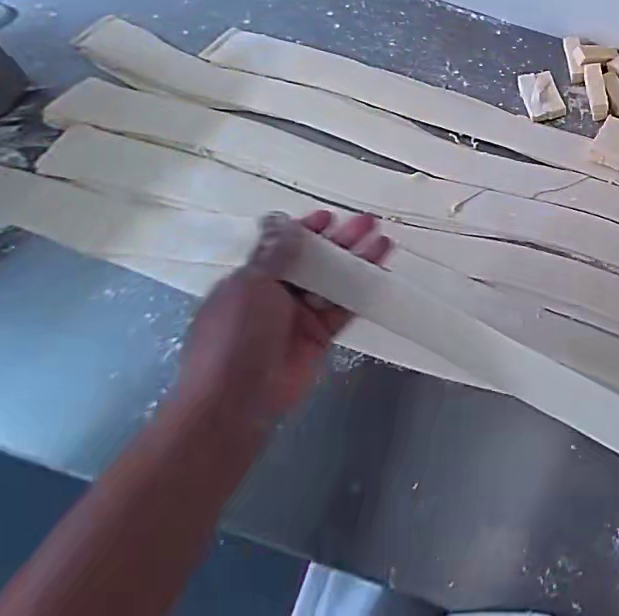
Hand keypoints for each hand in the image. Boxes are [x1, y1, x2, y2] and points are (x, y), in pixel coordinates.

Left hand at [174, 210, 391, 428]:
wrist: (236, 401)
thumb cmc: (234, 338)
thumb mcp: (251, 286)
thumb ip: (275, 253)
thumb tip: (277, 219)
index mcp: (250, 281)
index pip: (282, 247)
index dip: (306, 230)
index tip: (329, 217)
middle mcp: (275, 296)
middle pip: (314, 261)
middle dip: (341, 240)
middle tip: (369, 222)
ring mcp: (299, 316)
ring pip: (334, 281)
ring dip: (357, 260)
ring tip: (383, 241)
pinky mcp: (320, 335)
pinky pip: (345, 306)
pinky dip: (362, 289)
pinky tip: (381, 272)